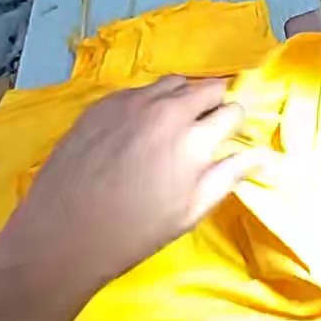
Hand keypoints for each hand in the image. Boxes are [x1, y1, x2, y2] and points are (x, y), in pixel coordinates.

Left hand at [0, 77, 255, 314]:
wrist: (60, 238)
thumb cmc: (134, 232)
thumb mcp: (191, 211)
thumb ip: (229, 176)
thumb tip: (260, 153)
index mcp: (194, 139)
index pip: (232, 110)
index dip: (234, 121)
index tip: (226, 135)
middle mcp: (167, 110)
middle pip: (207, 86)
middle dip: (214, 102)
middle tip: (204, 125)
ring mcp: (132, 103)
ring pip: (174, 82)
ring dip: (183, 95)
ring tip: (174, 121)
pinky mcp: (103, 104)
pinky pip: (140, 90)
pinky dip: (150, 101)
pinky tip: (139, 126)